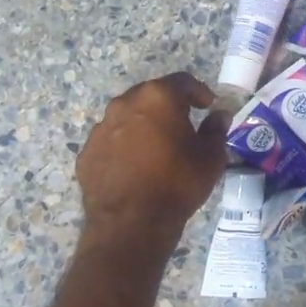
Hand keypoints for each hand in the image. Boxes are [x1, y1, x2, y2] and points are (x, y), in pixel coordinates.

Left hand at [76, 73, 229, 235]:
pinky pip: (111, 140)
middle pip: (151, 95)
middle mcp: (125, 104)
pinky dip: (124, 146)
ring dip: (144, 124)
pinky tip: (135, 166)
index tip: (207, 106)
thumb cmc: (177, 183)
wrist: (131, 224)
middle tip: (183, 123)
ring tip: (157, 147)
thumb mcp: (211, 157)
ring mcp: (101, 128)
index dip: (199, 92)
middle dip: (168, 106)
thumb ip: (216, 130)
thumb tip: (219, 116)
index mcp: (158, 98)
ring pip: (128, 117)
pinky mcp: (86, 153)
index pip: (182, 82)